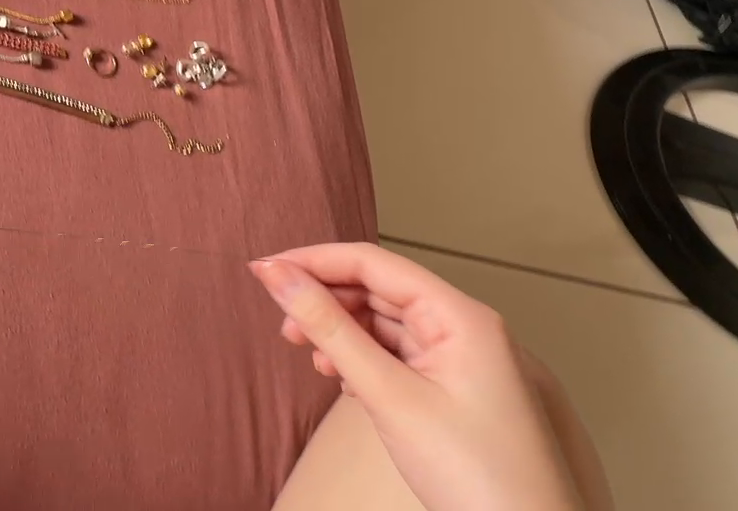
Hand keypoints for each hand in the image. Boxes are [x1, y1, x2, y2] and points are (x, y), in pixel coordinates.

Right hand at [249, 243, 583, 510]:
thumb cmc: (474, 475)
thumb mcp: (388, 394)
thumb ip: (328, 326)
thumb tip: (274, 273)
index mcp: (459, 316)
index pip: (370, 262)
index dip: (313, 261)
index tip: (262, 272)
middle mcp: (463, 327)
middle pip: (375, 288)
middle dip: (323, 301)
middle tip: (283, 326)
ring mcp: (460, 359)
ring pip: (381, 322)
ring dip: (338, 332)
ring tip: (312, 359)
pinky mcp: (453, 388)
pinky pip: (394, 352)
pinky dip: (359, 358)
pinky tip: (343, 379)